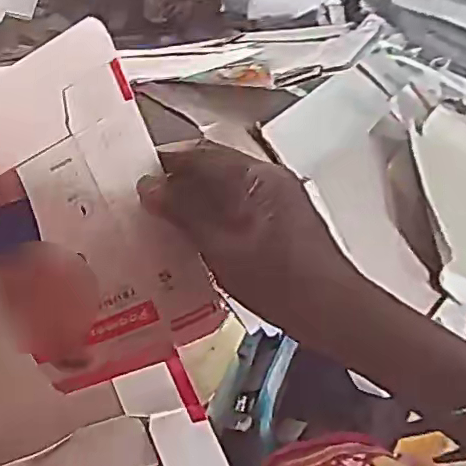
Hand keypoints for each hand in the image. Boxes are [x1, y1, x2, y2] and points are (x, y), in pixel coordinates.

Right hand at [137, 141, 366, 331]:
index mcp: (256, 177)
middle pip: (213, 167)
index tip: (134, 175)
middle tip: (142, 200)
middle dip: (177, 180)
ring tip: (160, 218)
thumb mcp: (220, 247)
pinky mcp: (279, 221)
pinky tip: (191, 236)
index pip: (201, 153)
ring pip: (224, 188)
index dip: (165, 161)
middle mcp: (269, 179)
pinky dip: (210, 214)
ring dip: (193, 198)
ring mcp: (277, 199)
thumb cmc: (276, 280)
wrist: (330, 311)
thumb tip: (148, 187)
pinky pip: (236, 205)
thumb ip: (183, 213)